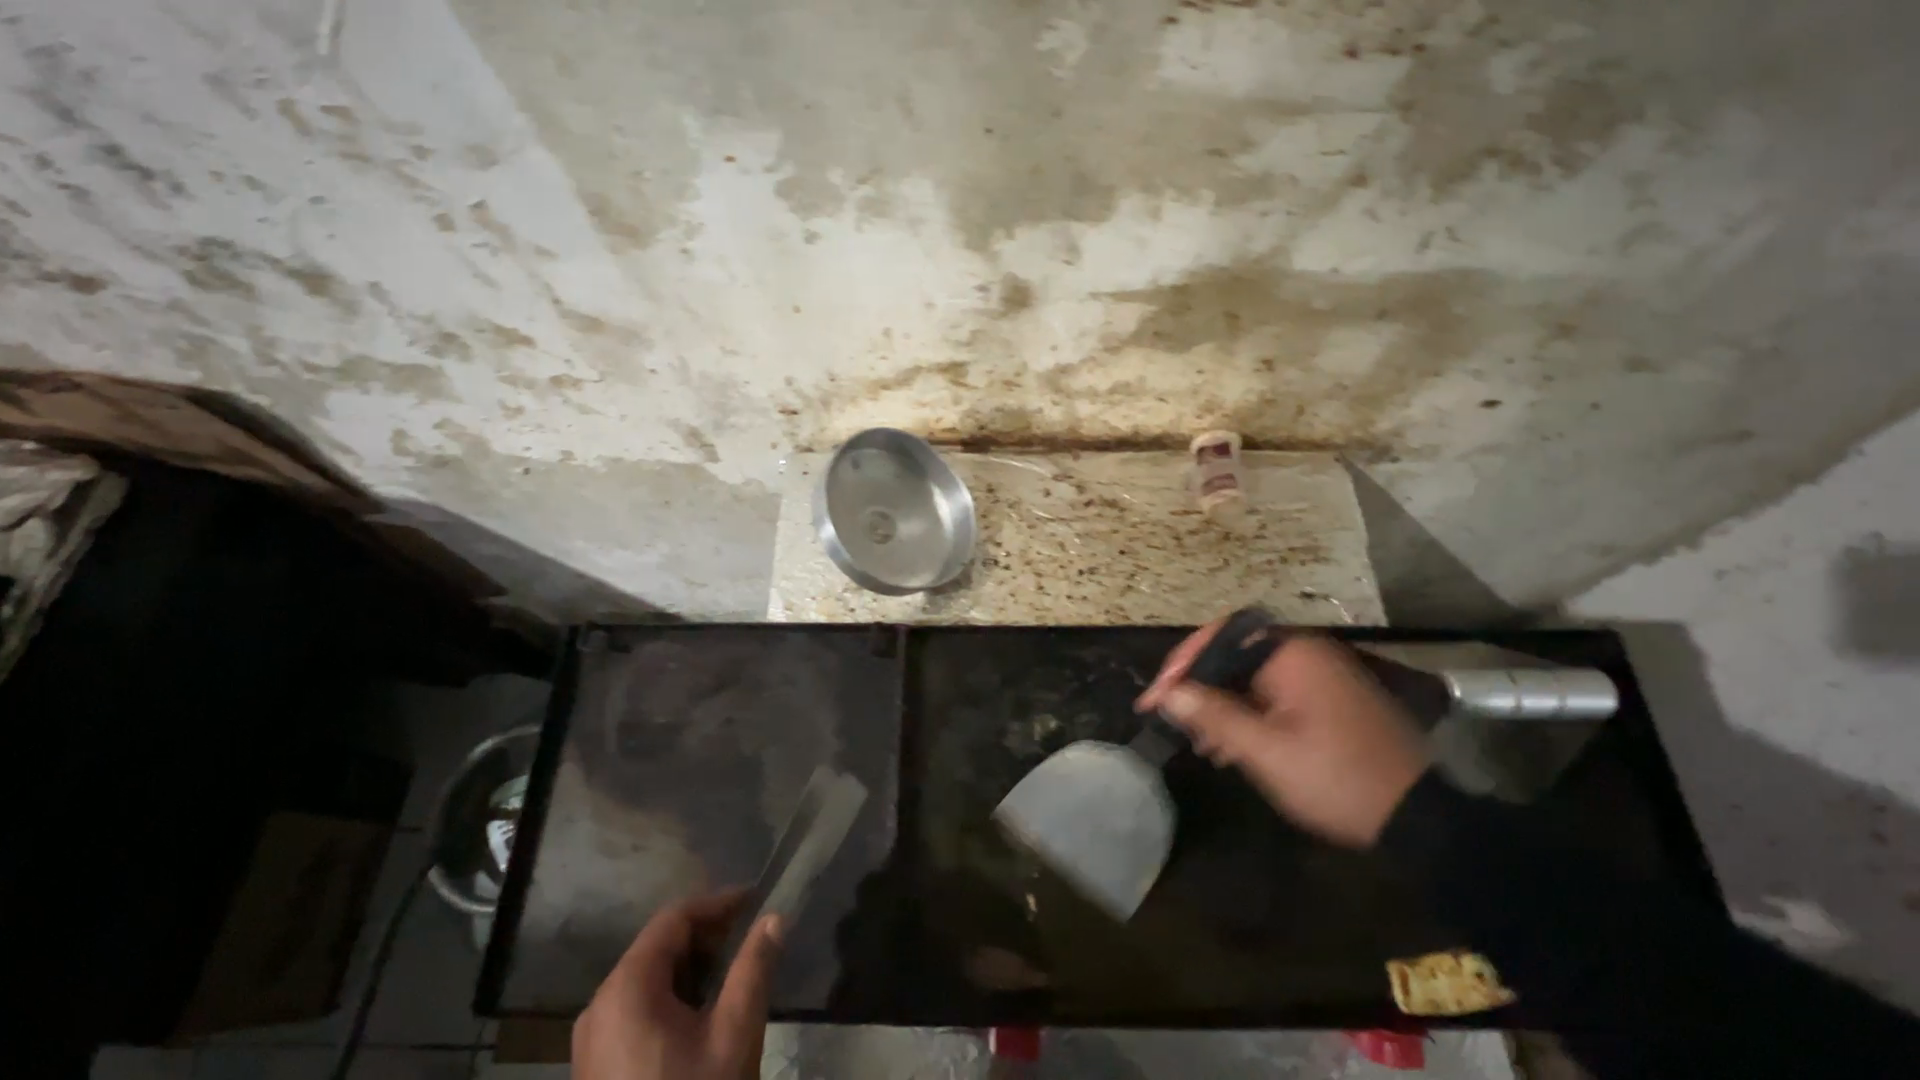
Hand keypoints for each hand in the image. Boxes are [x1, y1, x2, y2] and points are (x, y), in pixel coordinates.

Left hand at [573, 891, 783, 1079]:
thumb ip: (754, 969)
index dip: (717, 904)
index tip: (756, 901)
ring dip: (690, 966)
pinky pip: (634, 1009)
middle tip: (751, 936)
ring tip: (734, 970)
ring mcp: (592, 1038)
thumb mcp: (734, 1034)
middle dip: (706, 935)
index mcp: (626, 988)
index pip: (672, 920)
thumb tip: (774, 918)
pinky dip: (671, 996)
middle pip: (655, 947)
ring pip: (645, 979)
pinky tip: (703, 1012)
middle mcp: (599, 1005)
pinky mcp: (595, 1066)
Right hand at [1136, 624, 1431, 847]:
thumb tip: (1168, 692)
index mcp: (1293, 655)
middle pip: (1236, 654)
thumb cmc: (1336, 779)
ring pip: (1253, 677)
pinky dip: (1248, 714)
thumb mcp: (1266, 752)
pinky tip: (1232, 749)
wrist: (1418, 817)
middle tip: (1172, 720)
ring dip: (1221, 704)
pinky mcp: (1331, 701)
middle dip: (1200, 686)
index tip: (1157, 697)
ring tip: (1201, 744)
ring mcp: (1323, 677)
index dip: (1182, 661)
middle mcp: (1308, 654)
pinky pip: (1276, 694)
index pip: (1221, 634)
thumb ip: (1214, 716)